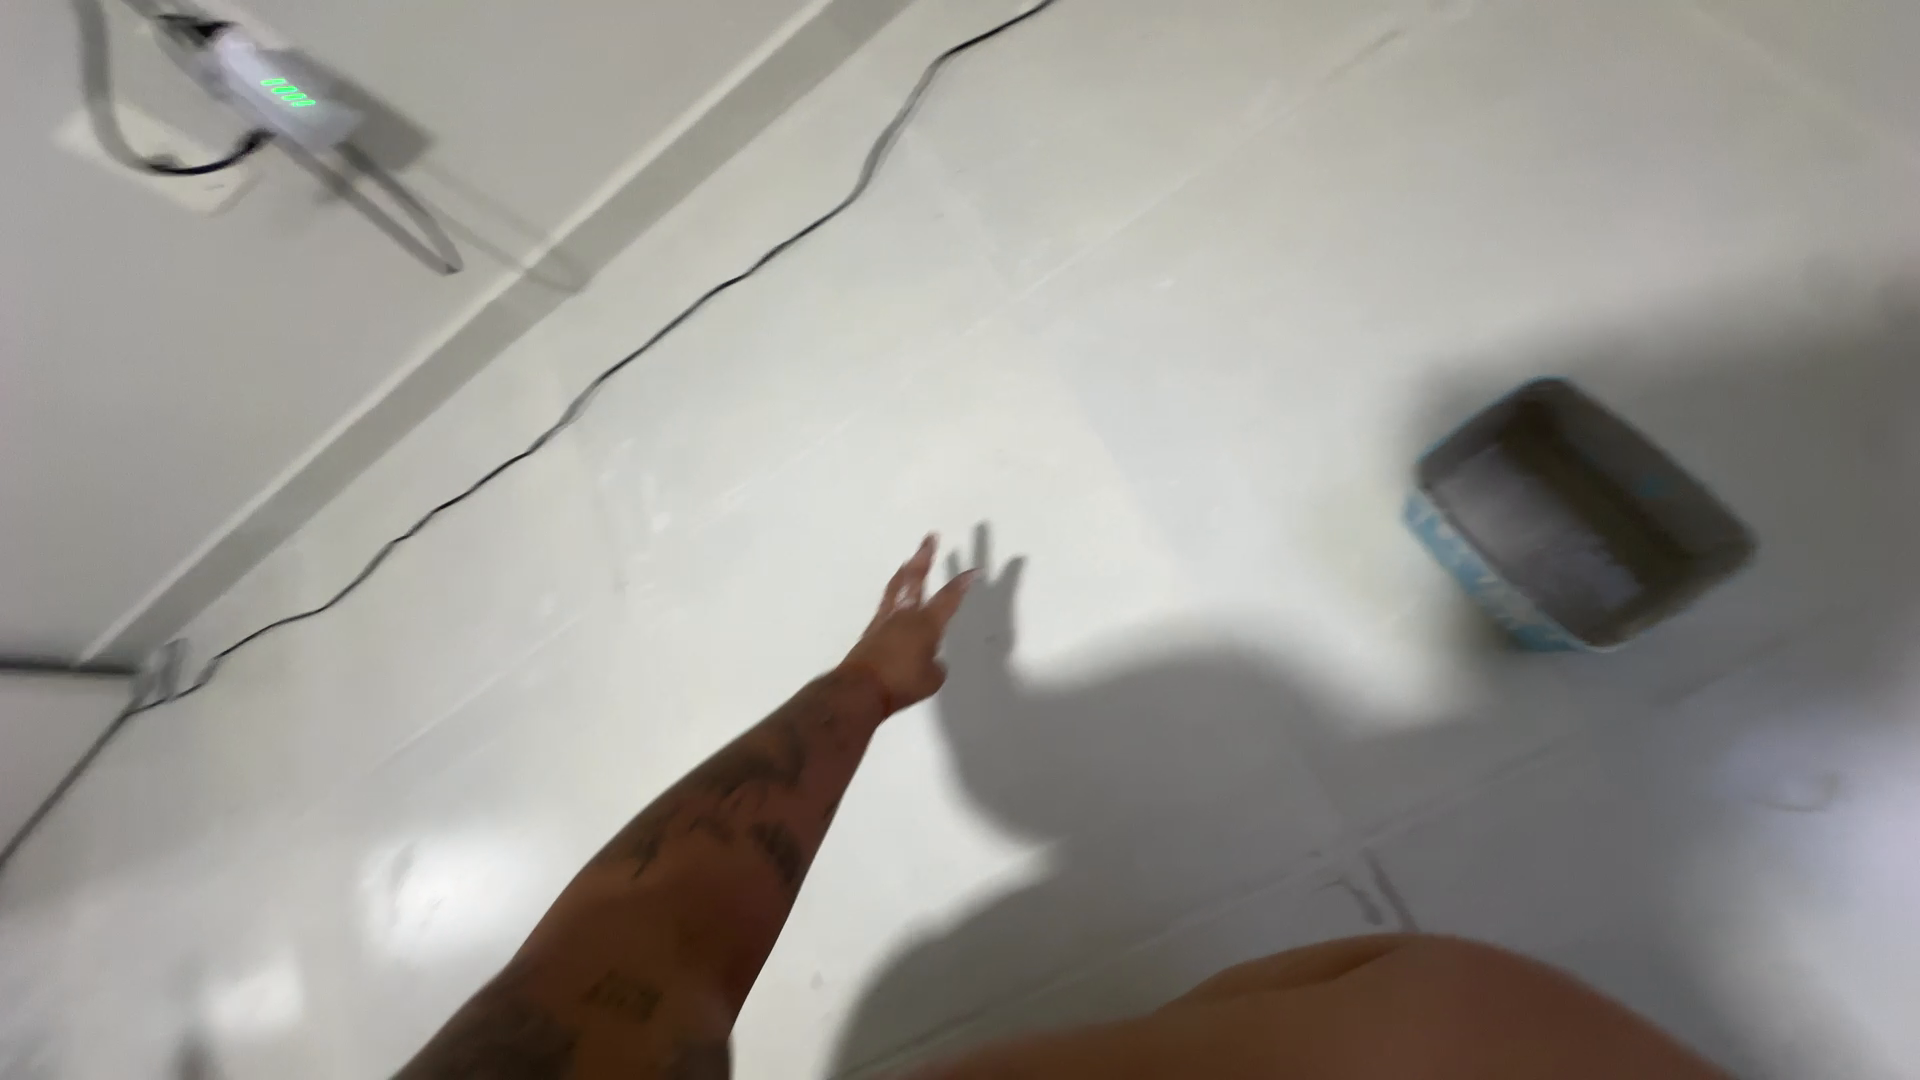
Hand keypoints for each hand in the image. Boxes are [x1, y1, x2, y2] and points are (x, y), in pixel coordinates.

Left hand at [841, 535, 975, 712]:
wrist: (860, 689)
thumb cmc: (901, 684)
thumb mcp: (931, 679)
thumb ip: (935, 665)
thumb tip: (930, 660)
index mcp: (926, 624)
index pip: (949, 599)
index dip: (962, 584)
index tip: (973, 570)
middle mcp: (906, 615)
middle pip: (916, 578)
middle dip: (925, 556)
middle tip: (929, 538)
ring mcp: (886, 620)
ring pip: (897, 586)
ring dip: (905, 570)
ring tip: (909, 560)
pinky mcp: (872, 630)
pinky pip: (886, 604)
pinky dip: (894, 594)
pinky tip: (895, 598)